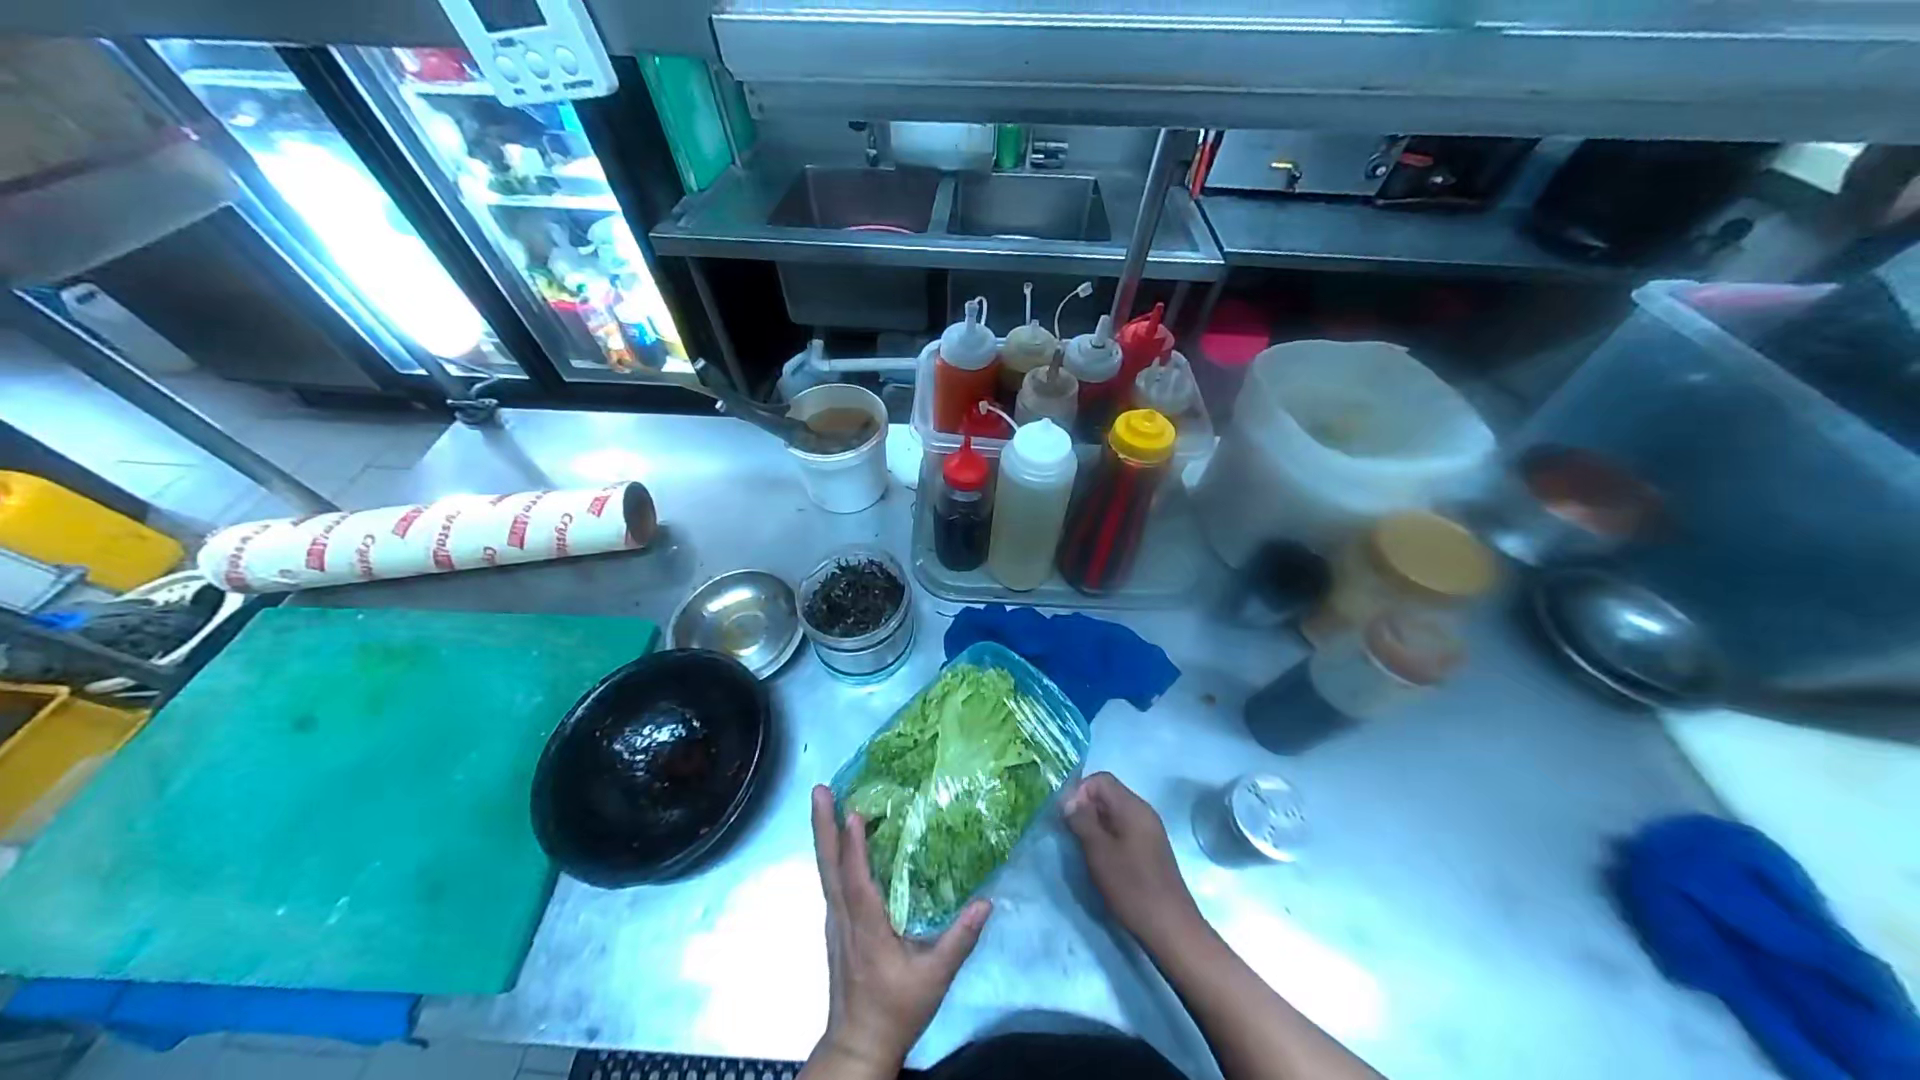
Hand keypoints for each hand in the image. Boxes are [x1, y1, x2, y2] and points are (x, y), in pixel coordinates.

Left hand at [802, 785, 990, 1079]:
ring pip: (825, 870)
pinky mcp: (835, 924)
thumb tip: (986, 901)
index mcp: (866, 928)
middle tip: (820, 789)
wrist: (858, 1043)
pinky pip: (830, 879)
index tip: (853, 811)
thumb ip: (960, 939)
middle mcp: (843, 917)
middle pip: (828, 865)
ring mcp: (834, 920)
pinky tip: (838, 839)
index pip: (856, 880)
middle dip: (822, 825)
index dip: (854, 846)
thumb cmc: (896, 1009)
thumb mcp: (935, 978)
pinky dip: (831, 852)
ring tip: (825, 800)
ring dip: (822, 834)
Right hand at [1063, 772, 1203, 949]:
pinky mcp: (1148, 848)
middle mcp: (1143, 812)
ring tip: (1081, 846)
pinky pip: (1122, 829)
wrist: (1170, 927)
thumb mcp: (1099, 851)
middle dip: (1084, 807)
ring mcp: (1148, 830)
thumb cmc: (1132, 886)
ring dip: (1094, 823)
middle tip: (1069, 832)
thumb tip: (1067, 799)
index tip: (1065, 815)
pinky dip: (1106, 836)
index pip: (1100, 779)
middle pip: (1107, 794)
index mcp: (1133, 806)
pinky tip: (1098, 857)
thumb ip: (1081, 820)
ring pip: (1113, 813)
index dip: (1079, 791)